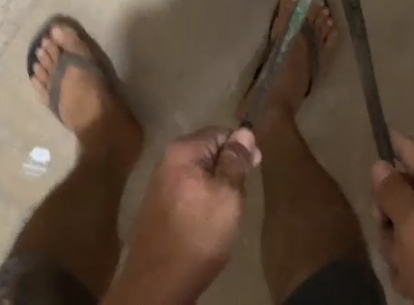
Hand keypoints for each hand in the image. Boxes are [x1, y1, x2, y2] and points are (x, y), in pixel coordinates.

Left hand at [104, 126, 259, 304]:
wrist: (158, 283)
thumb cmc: (198, 234)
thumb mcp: (227, 195)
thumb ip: (236, 161)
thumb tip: (244, 131)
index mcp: (183, 150)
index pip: (220, 132)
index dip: (241, 148)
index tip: (254, 169)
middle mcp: (168, 160)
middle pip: (209, 151)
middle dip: (228, 170)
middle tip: (238, 198)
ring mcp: (161, 184)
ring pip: (200, 174)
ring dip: (217, 188)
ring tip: (225, 214)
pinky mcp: (159, 206)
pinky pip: (189, 191)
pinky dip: (202, 201)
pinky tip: (208, 223)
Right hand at [370, 133, 413, 304]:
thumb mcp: (409, 220)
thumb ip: (391, 190)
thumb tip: (381, 165)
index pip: (413, 150)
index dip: (393, 142)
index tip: (373, 131)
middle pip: (400, 189)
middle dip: (387, 211)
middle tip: (386, 225)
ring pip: (399, 223)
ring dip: (394, 243)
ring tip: (403, 260)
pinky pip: (406, 249)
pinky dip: (403, 263)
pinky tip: (409, 277)